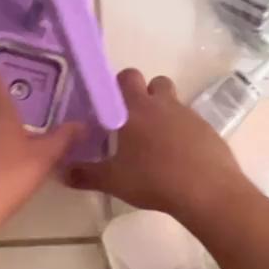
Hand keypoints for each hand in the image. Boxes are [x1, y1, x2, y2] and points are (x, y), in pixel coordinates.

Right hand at [65, 70, 249, 219]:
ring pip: (173, 101)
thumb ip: (85, 174)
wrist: (207, 190)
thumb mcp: (113, 181)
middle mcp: (162, 104)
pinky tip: (177, 157)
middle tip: (132, 122)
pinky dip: (181, 132)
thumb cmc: (153, 179)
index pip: (125, 78)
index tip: (109, 108)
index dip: (116, 87)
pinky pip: (190, 122)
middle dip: (142, 94)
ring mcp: (188, 114)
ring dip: (163, 112)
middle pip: (153, 82)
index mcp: (135, 109)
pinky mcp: (207, 129)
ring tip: (154, 142)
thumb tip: (61, 172)